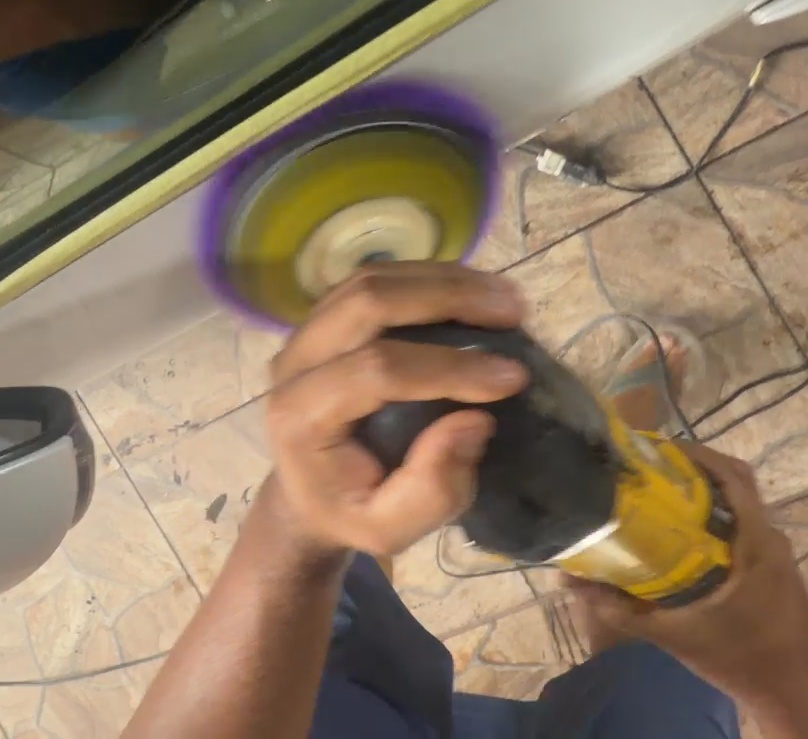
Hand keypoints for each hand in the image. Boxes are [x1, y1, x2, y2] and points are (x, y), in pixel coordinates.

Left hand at [262, 263, 529, 557]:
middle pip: (366, 302)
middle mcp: (293, 361)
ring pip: (370, 279)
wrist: (306, 490)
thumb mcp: (389, 529)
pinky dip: (428, 278)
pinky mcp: (323, 316)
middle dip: (446, 298)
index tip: (513, 376)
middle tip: (513, 312)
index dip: (446, 367)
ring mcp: (304, 331)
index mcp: (301, 416)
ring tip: (505, 297)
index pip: (374, 370)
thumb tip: (473, 421)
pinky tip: (474, 291)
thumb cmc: (349, 509)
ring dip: (443, 279)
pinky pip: (374, 279)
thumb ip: (431, 490)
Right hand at [562, 445, 807, 708]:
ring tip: (654, 492)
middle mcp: (770, 539)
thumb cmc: (739, 660)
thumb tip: (569, 581)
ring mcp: (776, 555)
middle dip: (690, 467)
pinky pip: (741, 525)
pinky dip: (711, 516)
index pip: (733, 476)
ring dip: (700, 492)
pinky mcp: (774, 569)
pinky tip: (679, 533)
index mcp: (755, 544)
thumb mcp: (673, 635)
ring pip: (737, 504)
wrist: (796, 700)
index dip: (696, 453)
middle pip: (732, 482)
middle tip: (645, 466)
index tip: (653, 447)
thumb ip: (620, 607)